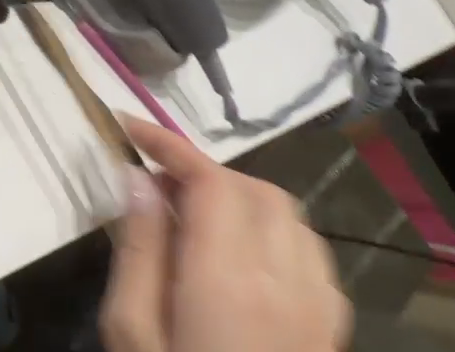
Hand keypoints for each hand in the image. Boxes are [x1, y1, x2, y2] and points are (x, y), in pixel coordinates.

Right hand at [101, 119, 351, 351]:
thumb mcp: (129, 326)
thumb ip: (137, 249)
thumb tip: (135, 179)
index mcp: (226, 280)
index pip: (211, 182)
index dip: (168, 144)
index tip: (125, 127)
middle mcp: (286, 283)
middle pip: (256, 190)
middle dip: (201, 168)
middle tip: (149, 178)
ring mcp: (318, 308)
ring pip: (289, 217)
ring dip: (237, 195)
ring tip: (186, 211)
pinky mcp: (330, 327)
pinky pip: (308, 253)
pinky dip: (267, 227)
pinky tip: (232, 250)